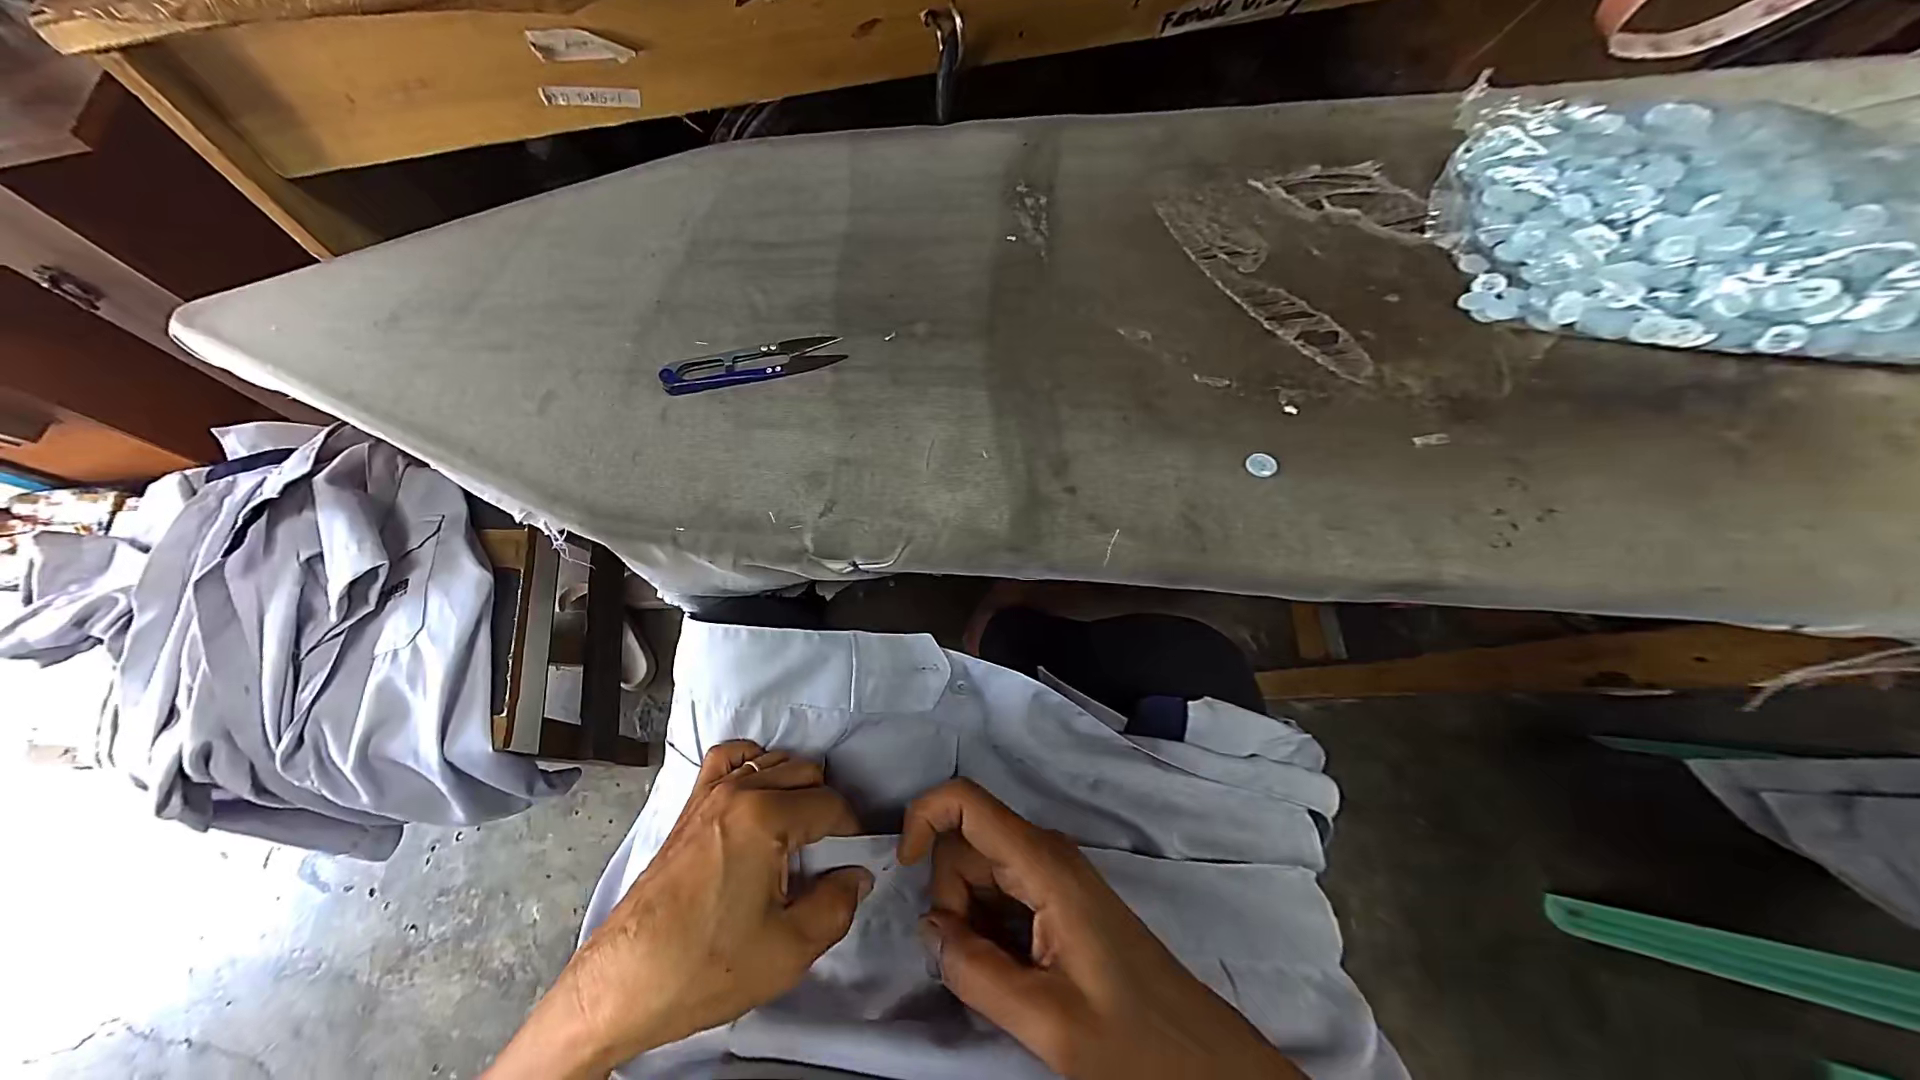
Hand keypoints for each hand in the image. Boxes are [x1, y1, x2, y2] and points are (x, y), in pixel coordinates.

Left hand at [486, 741, 872, 1079]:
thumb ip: (839, 904)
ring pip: (777, 762)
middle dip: (829, 810)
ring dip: (798, 790)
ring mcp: (710, 793)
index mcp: (765, 817)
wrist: (623, 984)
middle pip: (809, 775)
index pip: (833, 805)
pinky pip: (730, 758)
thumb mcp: (790, 949)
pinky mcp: (690, 805)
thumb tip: (857, 876)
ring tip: (798, 837)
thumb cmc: (704, 967)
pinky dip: (754, 764)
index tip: (854, 863)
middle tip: (828, 857)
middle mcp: (739, 791)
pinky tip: (762, 793)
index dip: (853, 834)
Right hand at [899, 779, 1303, 1079]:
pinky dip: (988, 927)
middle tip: (975, 962)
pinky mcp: (1057, 897)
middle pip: (964, 843)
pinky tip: (1014, 971)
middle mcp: (1045, 853)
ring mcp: (1053, 874)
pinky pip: (1000, 894)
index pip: (965, 801)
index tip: (903, 871)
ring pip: (978, 872)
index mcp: (1044, 864)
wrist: (1198, 1057)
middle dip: (948, 897)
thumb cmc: (1131, 1038)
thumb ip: (974, 971)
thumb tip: (929, 929)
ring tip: (1005, 977)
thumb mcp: (1045, 1020)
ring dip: (968, 920)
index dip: (923, 818)